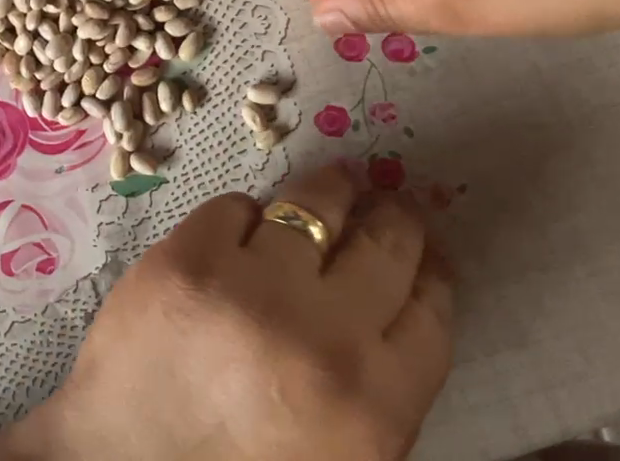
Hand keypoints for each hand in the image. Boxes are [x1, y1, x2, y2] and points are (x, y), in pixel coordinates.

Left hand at [0, 165, 454, 460]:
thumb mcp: (341, 450)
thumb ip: (377, 380)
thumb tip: (401, 296)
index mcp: (373, 402)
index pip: (430, 310)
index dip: (431, 271)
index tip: (427, 252)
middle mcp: (323, 335)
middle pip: (385, 244)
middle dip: (395, 218)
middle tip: (389, 204)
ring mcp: (250, 286)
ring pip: (313, 204)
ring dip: (330, 191)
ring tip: (335, 184)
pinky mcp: (188, 256)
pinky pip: (237, 205)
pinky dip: (245, 215)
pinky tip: (242, 233)